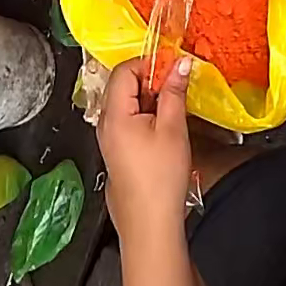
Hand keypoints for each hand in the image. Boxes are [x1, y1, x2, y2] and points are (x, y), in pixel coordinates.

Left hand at [97, 55, 193, 241]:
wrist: (150, 222)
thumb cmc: (160, 177)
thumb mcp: (173, 128)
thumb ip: (175, 91)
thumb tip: (181, 63)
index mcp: (114, 115)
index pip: (124, 70)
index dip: (149, 63)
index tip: (173, 66)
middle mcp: (105, 123)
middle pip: (123, 84)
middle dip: (151, 78)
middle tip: (177, 83)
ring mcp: (109, 137)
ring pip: (127, 102)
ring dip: (151, 96)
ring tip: (174, 105)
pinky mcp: (117, 149)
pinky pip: (128, 119)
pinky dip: (147, 113)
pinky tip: (165, 124)